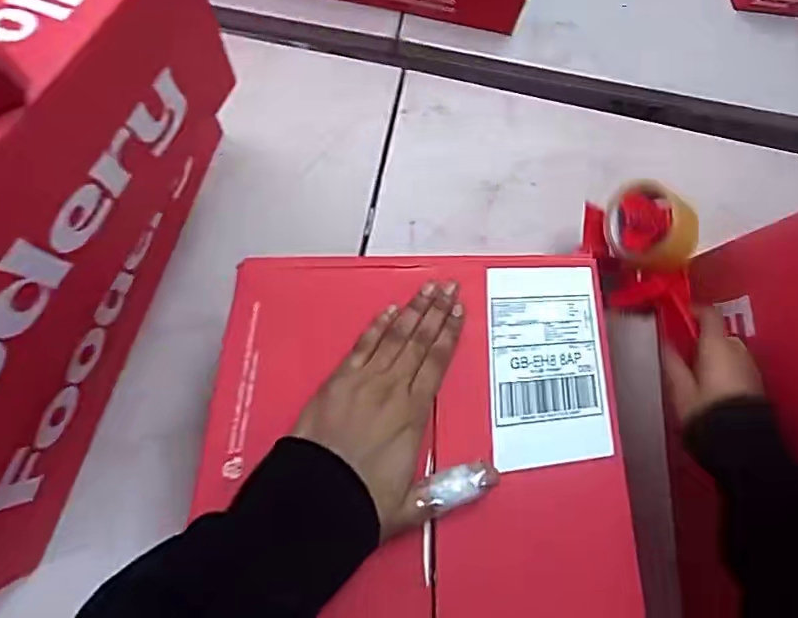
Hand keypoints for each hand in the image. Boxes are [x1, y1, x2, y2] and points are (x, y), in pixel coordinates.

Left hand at [293, 281, 467, 539]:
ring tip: (427, 288)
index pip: (437, 362)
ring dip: (413, 311)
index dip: (450, 333)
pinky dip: (376, 327)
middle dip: (437, 311)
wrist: (304, 511)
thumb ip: (451, 487)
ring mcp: (362, 384)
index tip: (460, 310)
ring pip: (394, 338)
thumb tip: (493, 477)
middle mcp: (392, 390)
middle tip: (449, 286)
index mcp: (413, 412)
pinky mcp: (335, 386)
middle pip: (420, 341)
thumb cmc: (359, 506)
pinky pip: (361, 348)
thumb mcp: (411, 504)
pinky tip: (389, 311)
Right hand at [661, 307, 763, 423]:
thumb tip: (666, 344)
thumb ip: (673, 363)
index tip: (683, 316)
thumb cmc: (708, 414)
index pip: (709, 313)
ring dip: (715, 357)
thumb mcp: (682, 391)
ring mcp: (750, 364)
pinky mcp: (757, 381)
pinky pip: (738, 366)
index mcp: (717, 344)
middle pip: (718, 334)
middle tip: (686, 359)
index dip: (695, 311)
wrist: (743, 444)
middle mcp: (737, 349)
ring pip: (729, 351)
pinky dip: (727, 370)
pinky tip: (716, 391)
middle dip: (702, 342)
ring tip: (700, 379)